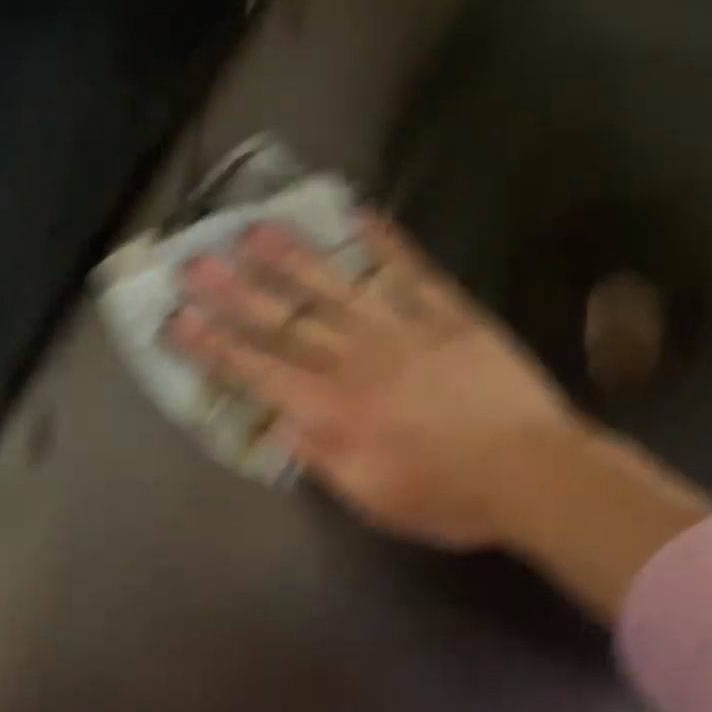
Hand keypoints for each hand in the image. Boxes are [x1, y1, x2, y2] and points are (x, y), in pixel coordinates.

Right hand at [167, 210, 584, 549]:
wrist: (534, 472)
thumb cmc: (451, 497)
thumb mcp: (374, 497)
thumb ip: (323, 454)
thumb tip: (281, 419)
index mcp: (336, 410)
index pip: (260, 371)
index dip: (215, 344)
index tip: (177, 317)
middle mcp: (359, 360)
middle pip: (288, 320)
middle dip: (237, 291)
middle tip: (197, 259)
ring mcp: (404, 330)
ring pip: (338, 286)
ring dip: (295, 256)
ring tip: (257, 225)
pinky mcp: (448, 314)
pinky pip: (412, 272)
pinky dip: (386, 243)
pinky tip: (362, 214)